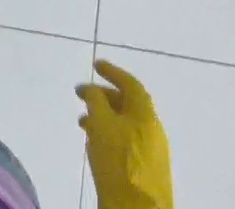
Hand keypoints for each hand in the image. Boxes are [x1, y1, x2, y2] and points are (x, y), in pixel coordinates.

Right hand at [77, 59, 172, 208]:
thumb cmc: (119, 161)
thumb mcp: (102, 124)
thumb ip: (96, 101)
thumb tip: (92, 89)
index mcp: (146, 114)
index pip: (131, 84)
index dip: (113, 71)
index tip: (95, 65)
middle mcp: (152, 129)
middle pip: (128, 104)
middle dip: (103, 95)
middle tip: (81, 94)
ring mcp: (151, 151)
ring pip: (124, 124)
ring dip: (103, 117)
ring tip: (81, 121)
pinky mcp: (145, 170)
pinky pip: (125, 141)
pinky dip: (109, 134)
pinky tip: (94, 144)